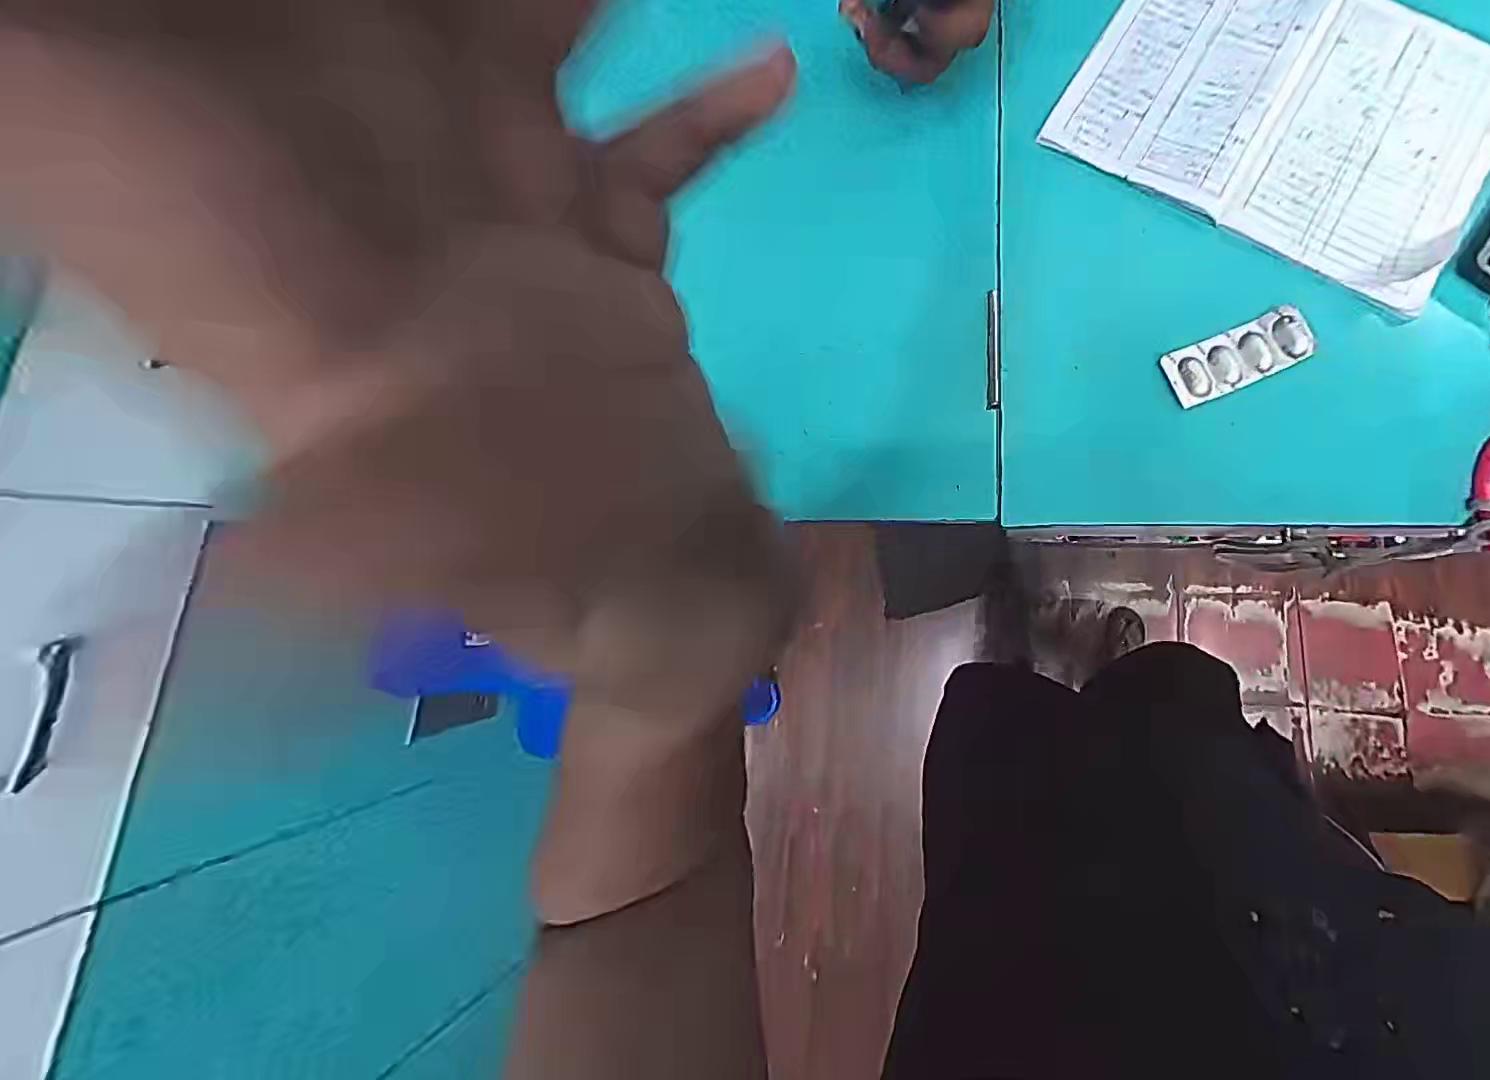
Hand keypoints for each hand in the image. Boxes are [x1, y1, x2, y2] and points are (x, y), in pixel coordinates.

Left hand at [2, 4, 798, 723]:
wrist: (679, 610)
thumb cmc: (589, 609)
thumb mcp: (470, 586)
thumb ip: (369, 526)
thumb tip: (270, 546)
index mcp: (335, 339)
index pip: (189, 146)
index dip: (185, 50)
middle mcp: (415, 272)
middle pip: (349, 68)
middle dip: (368, 0)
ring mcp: (531, 263)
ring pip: (508, 88)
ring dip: (542, 9)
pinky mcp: (622, 283)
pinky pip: (650, 172)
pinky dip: (704, 125)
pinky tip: (767, 74)